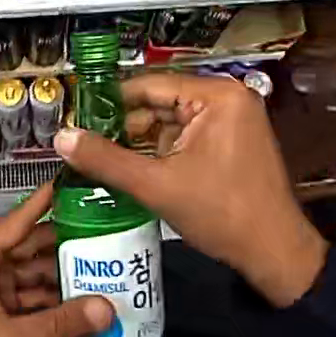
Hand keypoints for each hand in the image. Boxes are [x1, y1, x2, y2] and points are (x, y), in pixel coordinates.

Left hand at [0, 184, 113, 336]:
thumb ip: (63, 324)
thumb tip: (109, 307)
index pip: (20, 220)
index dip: (50, 200)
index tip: (80, 179)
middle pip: (34, 247)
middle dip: (70, 243)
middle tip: (113, 232)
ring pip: (38, 274)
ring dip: (68, 275)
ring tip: (111, 266)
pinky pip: (35, 299)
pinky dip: (58, 302)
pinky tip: (90, 301)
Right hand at [53, 73, 327, 307]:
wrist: (273, 251)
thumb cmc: (221, 213)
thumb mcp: (156, 184)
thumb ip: (106, 159)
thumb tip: (62, 137)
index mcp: (217, 96)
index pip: (151, 85)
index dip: (112, 101)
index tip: (79, 116)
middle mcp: (230, 98)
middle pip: (162, 103)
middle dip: (127, 126)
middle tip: (88, 144)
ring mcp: (235, 120)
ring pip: (174, 123)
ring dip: (145, 142)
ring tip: (106, 160)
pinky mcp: (235, 141)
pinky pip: (190, 137)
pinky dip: (166, 152)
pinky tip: (138, 169)